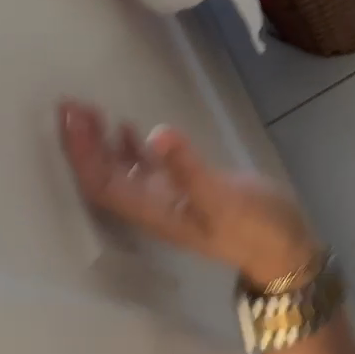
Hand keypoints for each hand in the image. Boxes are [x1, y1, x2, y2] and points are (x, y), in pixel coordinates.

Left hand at [58, 100, 322, 286]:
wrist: (284, 249)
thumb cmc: (255, 226)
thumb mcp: (223, 197)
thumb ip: (188, 167)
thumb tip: (155, 132)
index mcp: (153, 210)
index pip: (102, 182)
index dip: (81, 152)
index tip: (69, 116)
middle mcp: (152, 206)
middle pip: (104, 176)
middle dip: (83, 143)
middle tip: (70, 104)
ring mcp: (168, 198)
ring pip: (120, 171)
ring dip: (100, 143)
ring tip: (89, 110)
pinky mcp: (185, 189)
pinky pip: (144, 167)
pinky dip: (128, 146)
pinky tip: (126, 128)